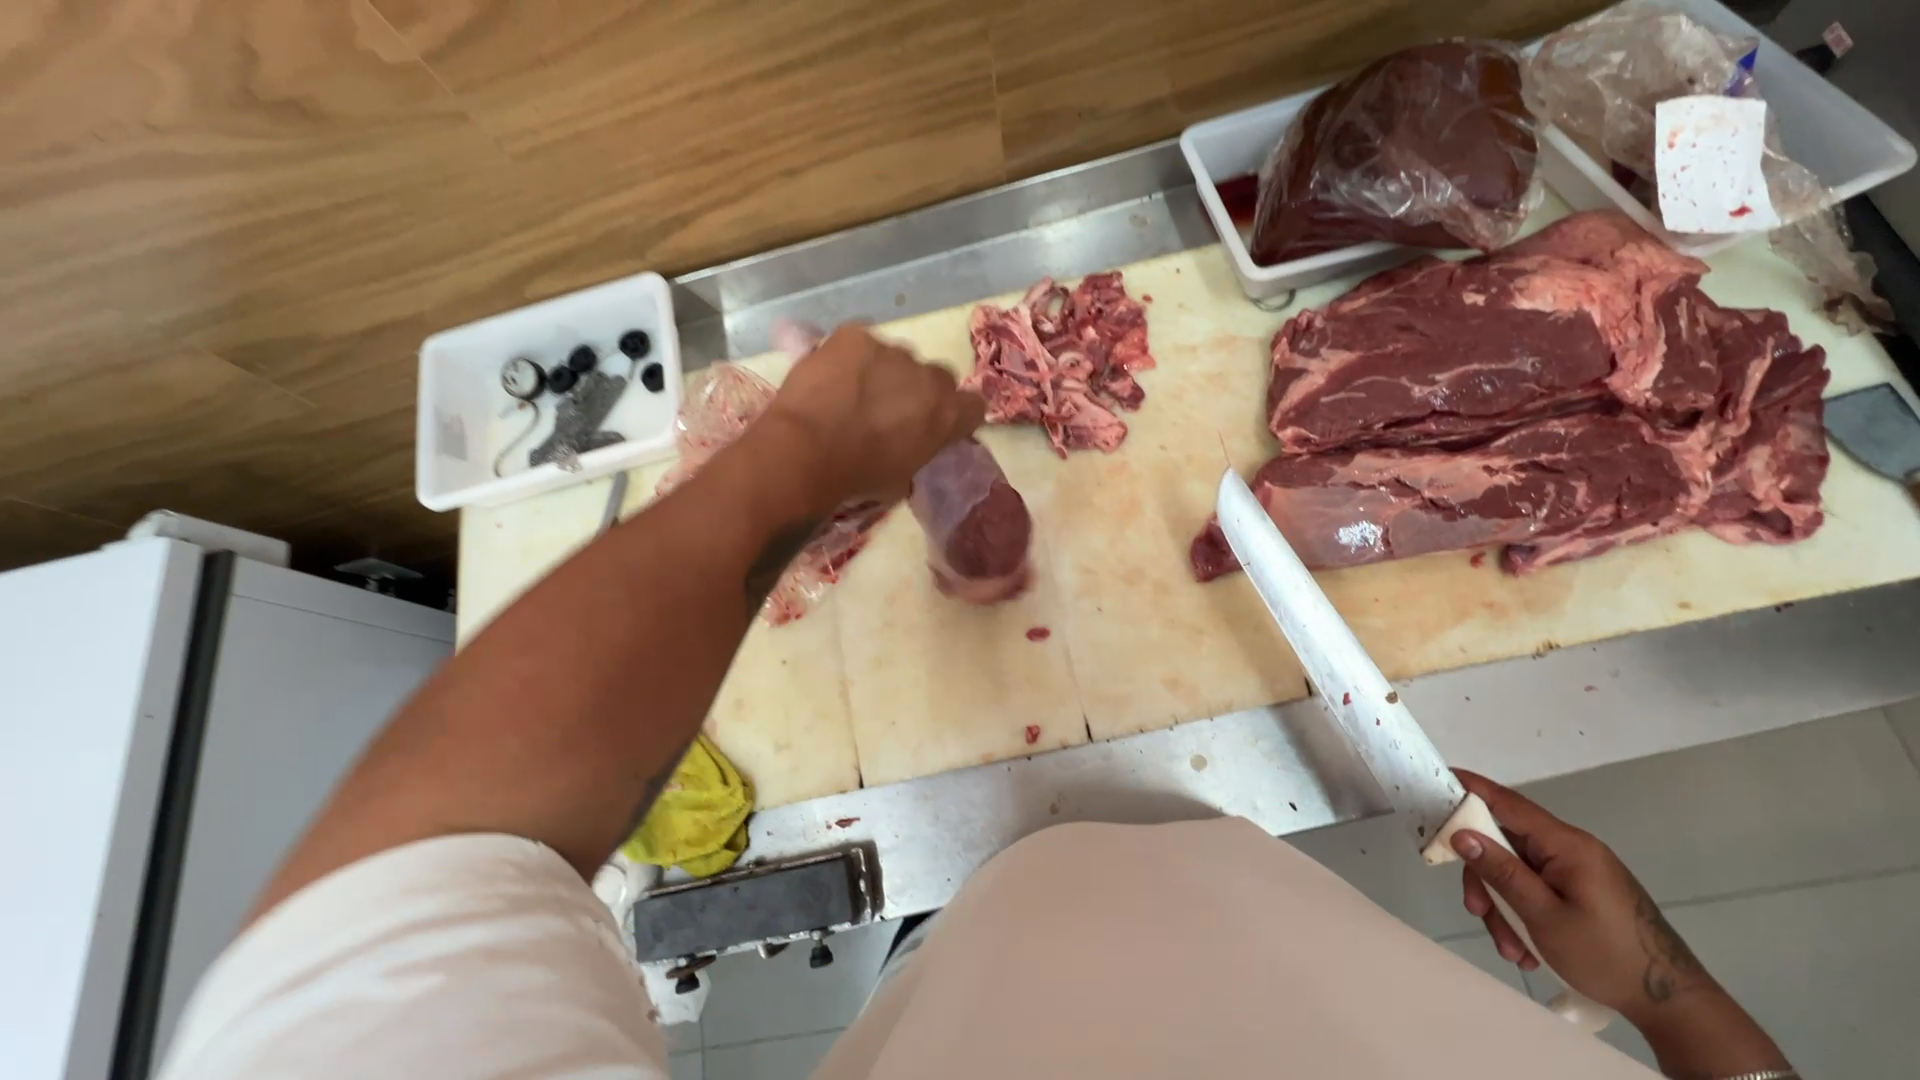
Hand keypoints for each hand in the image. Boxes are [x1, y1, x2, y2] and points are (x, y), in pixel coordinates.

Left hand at [758, 324, 985, 513]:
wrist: (805, 452)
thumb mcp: (902, 477)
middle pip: (934, 376)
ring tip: (849, 393)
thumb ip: (919, 450)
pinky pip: (859, 342)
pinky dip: (848, 356)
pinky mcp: (855, 334)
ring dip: (880, 371)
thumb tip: (911, 443)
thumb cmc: (856, 478)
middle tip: (886, 410)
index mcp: (947, 415)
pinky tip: (829, 376)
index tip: (934, 424)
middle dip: (916, 389)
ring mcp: (891, 350)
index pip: (972, 406)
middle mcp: (928, 376)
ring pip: (894, 357)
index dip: (954, 414)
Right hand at [1449, 769, 1719, 1028]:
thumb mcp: (1543, 916)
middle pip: (1506, 846)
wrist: (1672, 1004)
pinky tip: (1528, 950)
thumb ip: (1500, 871)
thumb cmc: (1607, 955)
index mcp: (1568, 846)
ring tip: (1513, 950)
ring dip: (1505, 910)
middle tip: (1476, 912)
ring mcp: (1577, 873)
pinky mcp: (1580, 893)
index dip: (1471, 789)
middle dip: (1486, 881)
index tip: (1440, 777)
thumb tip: (1461, 833)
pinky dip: (1524, 917)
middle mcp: (1572, 851)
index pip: (1509, 803)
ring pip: (1517, 875)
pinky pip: (1536, 892)